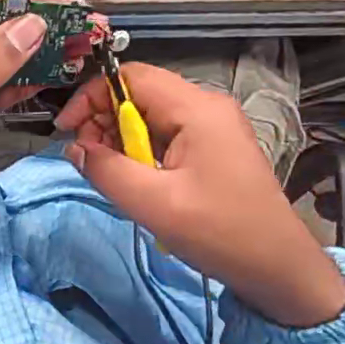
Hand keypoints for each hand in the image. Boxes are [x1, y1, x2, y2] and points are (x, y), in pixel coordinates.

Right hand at [56, 62, 344, 328]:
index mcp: (196, 110)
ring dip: (117, 136)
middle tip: (86, 155)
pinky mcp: (209, 146)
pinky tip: (129, 175)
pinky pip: (162, 133)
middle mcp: (205, 107)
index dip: (92, 95)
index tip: (68, 130)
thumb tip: (74, 148)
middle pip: (137, 92)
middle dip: (102, 118)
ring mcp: (210, 127)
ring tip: (106, 169)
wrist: (276, 267)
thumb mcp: (153, 203)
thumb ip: (106, 170)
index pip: (131, 76)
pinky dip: (137, 148)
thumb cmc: (219, 232)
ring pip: (146, 114)